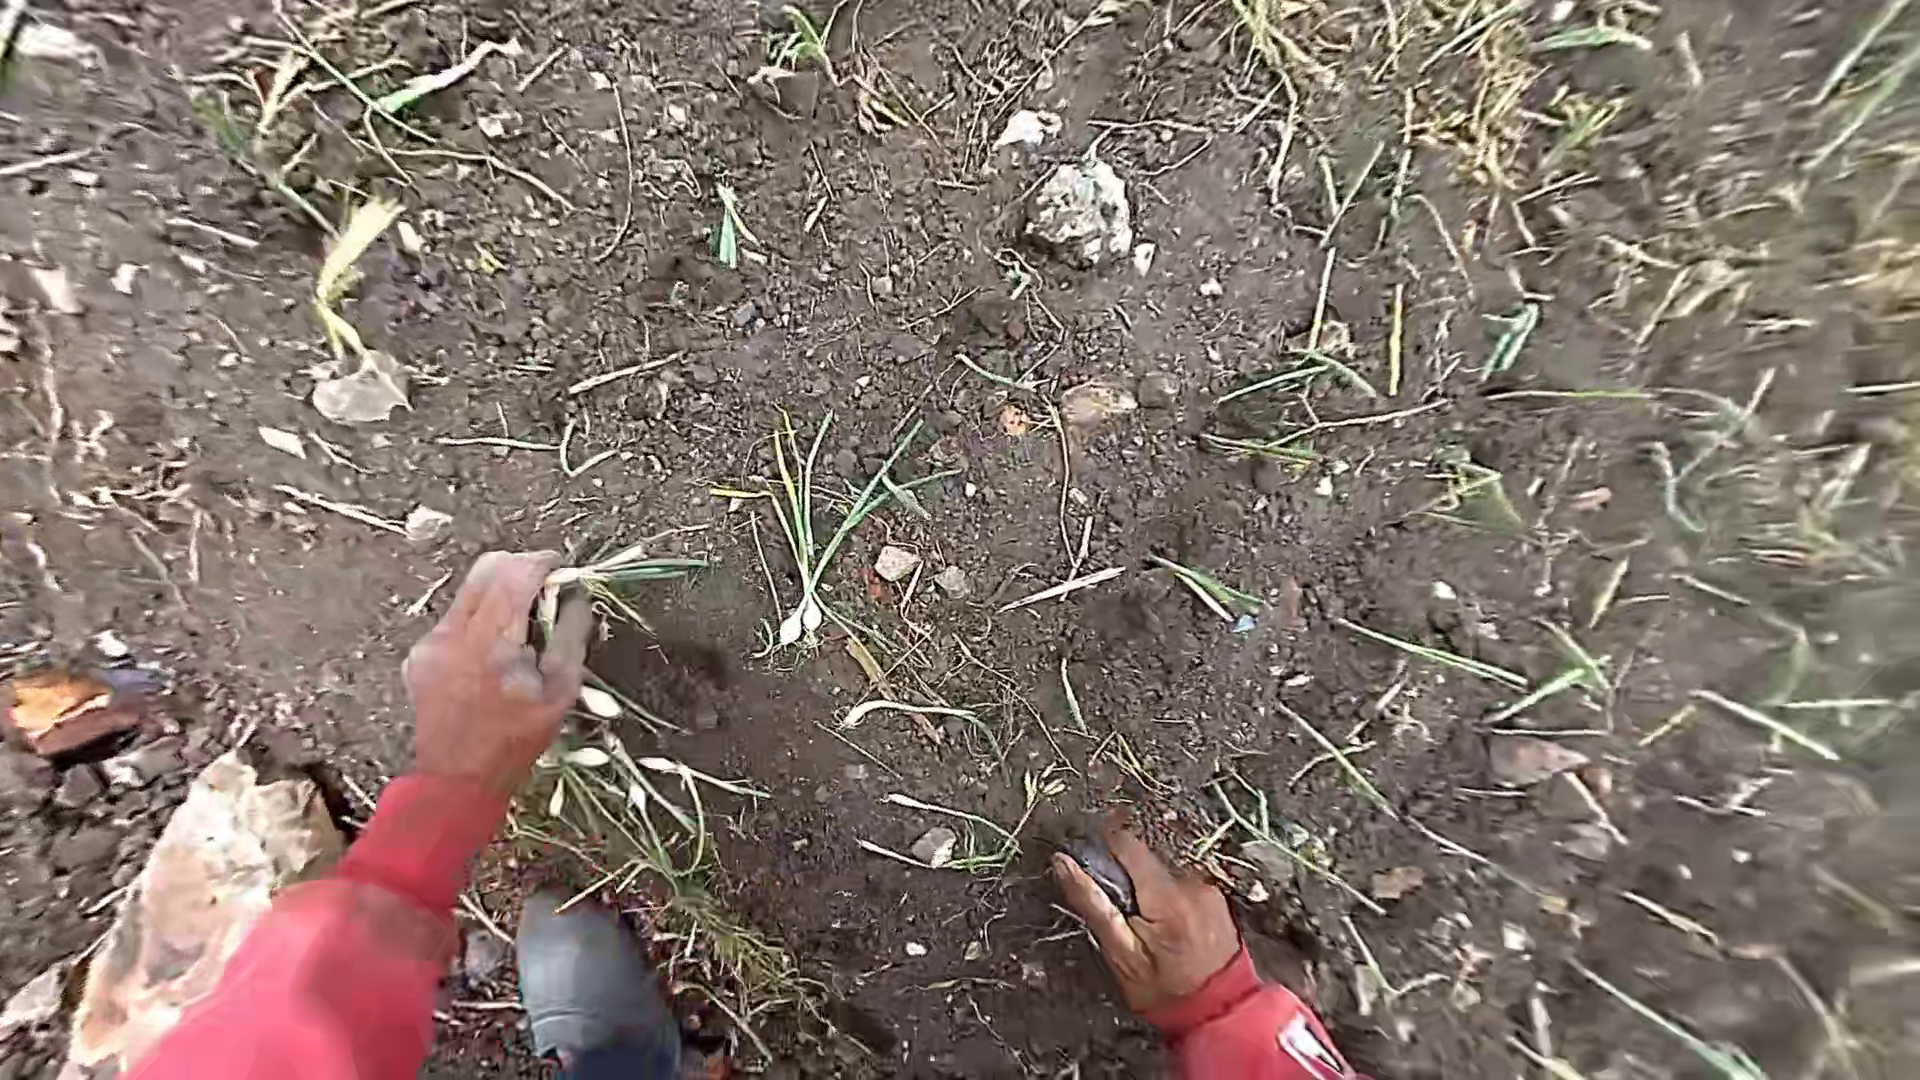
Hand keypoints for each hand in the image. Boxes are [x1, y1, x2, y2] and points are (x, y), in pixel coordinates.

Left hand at [405, 552, 590, 793]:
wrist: (457, 779)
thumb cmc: (518, 736)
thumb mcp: (562, 688)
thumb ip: (570, 635)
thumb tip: (577, 597)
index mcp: (491, 643)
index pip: (515, 575)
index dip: (544, 563)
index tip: (565, 569)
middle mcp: (452, 635)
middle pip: (487, 569)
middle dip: (523, 568)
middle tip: (550, 587)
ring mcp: (430, 643)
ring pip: (470, 588)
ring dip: (504, 589)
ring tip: (530, 618)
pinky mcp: (421, 654)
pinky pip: (457, 613)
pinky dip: (486, 612)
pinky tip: (503, 641)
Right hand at [1052, 824, 1241, 1013]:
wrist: (1220, 1018)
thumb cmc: (1165, 993)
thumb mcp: (1120, 954)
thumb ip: (1091, 902)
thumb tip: (1063, 863)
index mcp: (1165, 897)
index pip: (1125, 842)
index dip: (1103, 846)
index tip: (1092, 862)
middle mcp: (1191, 883)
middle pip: (1143, 851)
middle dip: (1125, 870)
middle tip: (1121, 905)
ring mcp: (1207, 887)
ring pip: (1160, 863)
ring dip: (1146, 880)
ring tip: (1146, 917)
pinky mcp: (1215, 894)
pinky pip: (1180, 876)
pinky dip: (1167, 889)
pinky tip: (1167, 920)